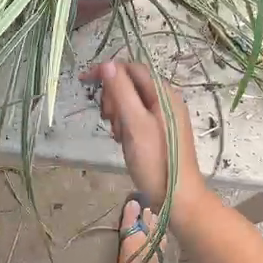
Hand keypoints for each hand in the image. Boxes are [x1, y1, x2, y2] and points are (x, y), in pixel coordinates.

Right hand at [81, 60, 207, 219]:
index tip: (85, 82)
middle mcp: (165, 101)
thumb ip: (121, 92)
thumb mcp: (135, 123)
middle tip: (108, 118)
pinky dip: (124, 125)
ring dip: (117, 113)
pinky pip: (135, 118)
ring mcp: (163, 117)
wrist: (177, 198)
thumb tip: (107, 64)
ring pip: (130, 102)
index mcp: (164, 94)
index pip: (132, 68)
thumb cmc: (155, 160)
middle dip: (113, 97)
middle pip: (130, 84)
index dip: (108, 71)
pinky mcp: (158, 132)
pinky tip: (123, 141)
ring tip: (117, 134)